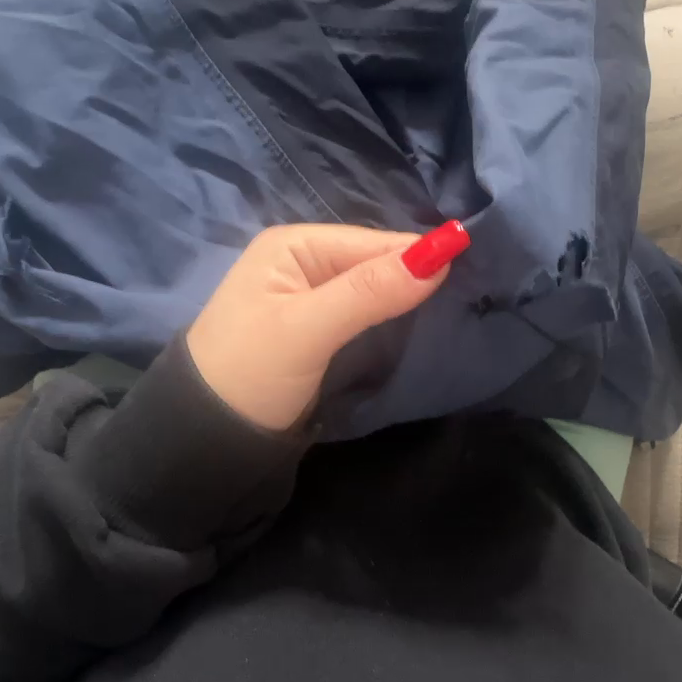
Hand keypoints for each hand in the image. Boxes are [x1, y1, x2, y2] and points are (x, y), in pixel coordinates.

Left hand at [186, 221, 469, 429]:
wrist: (206, 439)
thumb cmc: (250, 372)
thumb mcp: (309, 328)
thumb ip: (370, 291)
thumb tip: (443, 251)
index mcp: (294, 246)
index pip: (372, 242)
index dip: (420, 257)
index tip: (475, 274)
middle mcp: (303, 264)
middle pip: (375, 265)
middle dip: (417, 280)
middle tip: (474, 298)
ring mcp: (311, 300)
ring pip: (374, 292)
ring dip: (408, 303)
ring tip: (458, 313)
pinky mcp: (318, 334)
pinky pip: (366, 317)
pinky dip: (391, 324)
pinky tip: (421, 332)